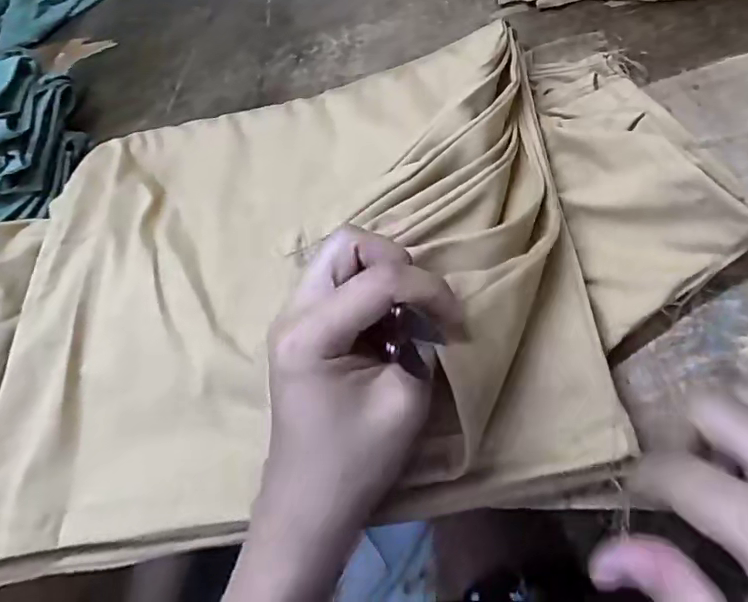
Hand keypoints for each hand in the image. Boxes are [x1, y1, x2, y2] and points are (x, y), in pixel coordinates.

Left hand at [226, 226, 465, 601]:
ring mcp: (292, 313)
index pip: (380, 278)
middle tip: (419, 302)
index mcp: (310, 333)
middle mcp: (292, 311)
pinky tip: (386, 324)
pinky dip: (371, 286)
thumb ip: (420, 339)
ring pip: (343, 253)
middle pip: (348, 242)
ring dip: (382, 271)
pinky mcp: (303, 321)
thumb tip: (423, 308)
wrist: (308, 506)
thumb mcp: (405, 401)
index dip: (428, 289)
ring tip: (404, 315)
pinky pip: (340, 276)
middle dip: (394, 261)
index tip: (455, 322)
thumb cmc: (356, 462)